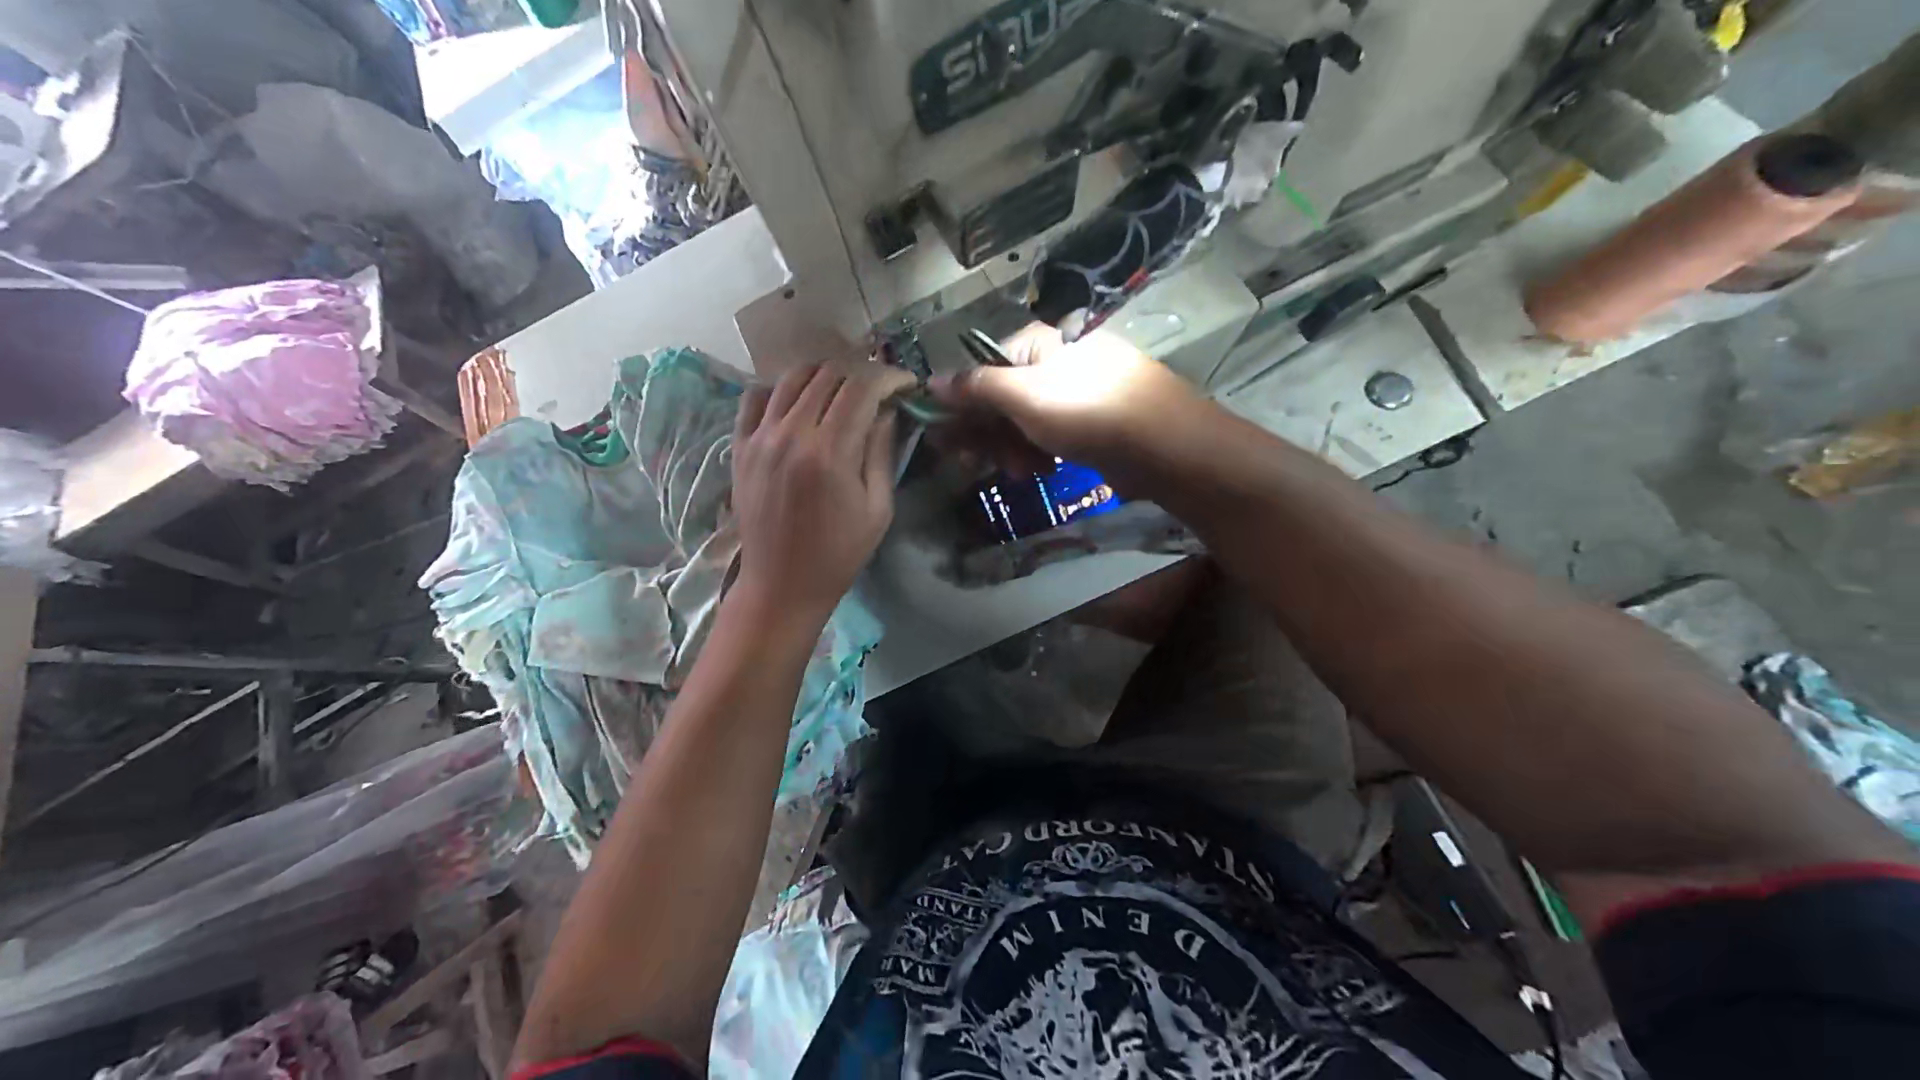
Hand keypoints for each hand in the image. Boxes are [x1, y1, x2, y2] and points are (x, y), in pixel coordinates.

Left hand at [730, 363, 909, 623]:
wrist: (781, 584)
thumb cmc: (839, 553)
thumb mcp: (878, 508)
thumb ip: (882, 452)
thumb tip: (887, 410)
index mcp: (829, 452)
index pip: (861, 387)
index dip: (889, 377)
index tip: (905, 384)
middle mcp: (790, 434)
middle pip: (829, 373)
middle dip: (861, 372)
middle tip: (879, 389)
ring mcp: (760, 437)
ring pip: (793, 377)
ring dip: (825, 375)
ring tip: (843, 391)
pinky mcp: (739, 446)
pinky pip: (756, 396)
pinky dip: (782, 389)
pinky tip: (799, 403)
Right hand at [929, 323, 1214, 486]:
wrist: (1164, 444)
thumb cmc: (1087, 412)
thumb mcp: (1023, 396)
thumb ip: (974, 387)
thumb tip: (929, 381)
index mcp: (1038, 344)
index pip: (981, 369)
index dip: (961, 405)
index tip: (946, 440)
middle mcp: (1055, 362)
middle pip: (1001, 398)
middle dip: (987, 434)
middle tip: (975, 465)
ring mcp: (1076, 392)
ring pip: (1024, 421)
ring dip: (1012, 449)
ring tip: (1021, 472)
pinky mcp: (1092, 422)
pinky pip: (1051, 435)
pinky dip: (1040, 452)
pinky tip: (1042, 470)